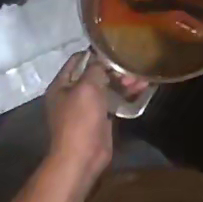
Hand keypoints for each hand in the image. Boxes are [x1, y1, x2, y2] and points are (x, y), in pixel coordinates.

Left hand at [43, 51, 142, 188]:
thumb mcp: (87, 87)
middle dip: (113, 68)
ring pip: (107, 87)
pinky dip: (125, 95)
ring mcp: (87, 107)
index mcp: (61, 85)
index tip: (115, 45)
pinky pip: (114, 101)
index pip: (77, 60)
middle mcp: (72, 94)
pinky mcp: (100, 118)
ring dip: (123, 81)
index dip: (94, 52)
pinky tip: (141, 89)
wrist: (82, 156)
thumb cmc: (80, 119)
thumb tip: (102, 56)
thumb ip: (95, 69)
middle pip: (94, 73)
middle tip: (132, 64)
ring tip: (141, 77)